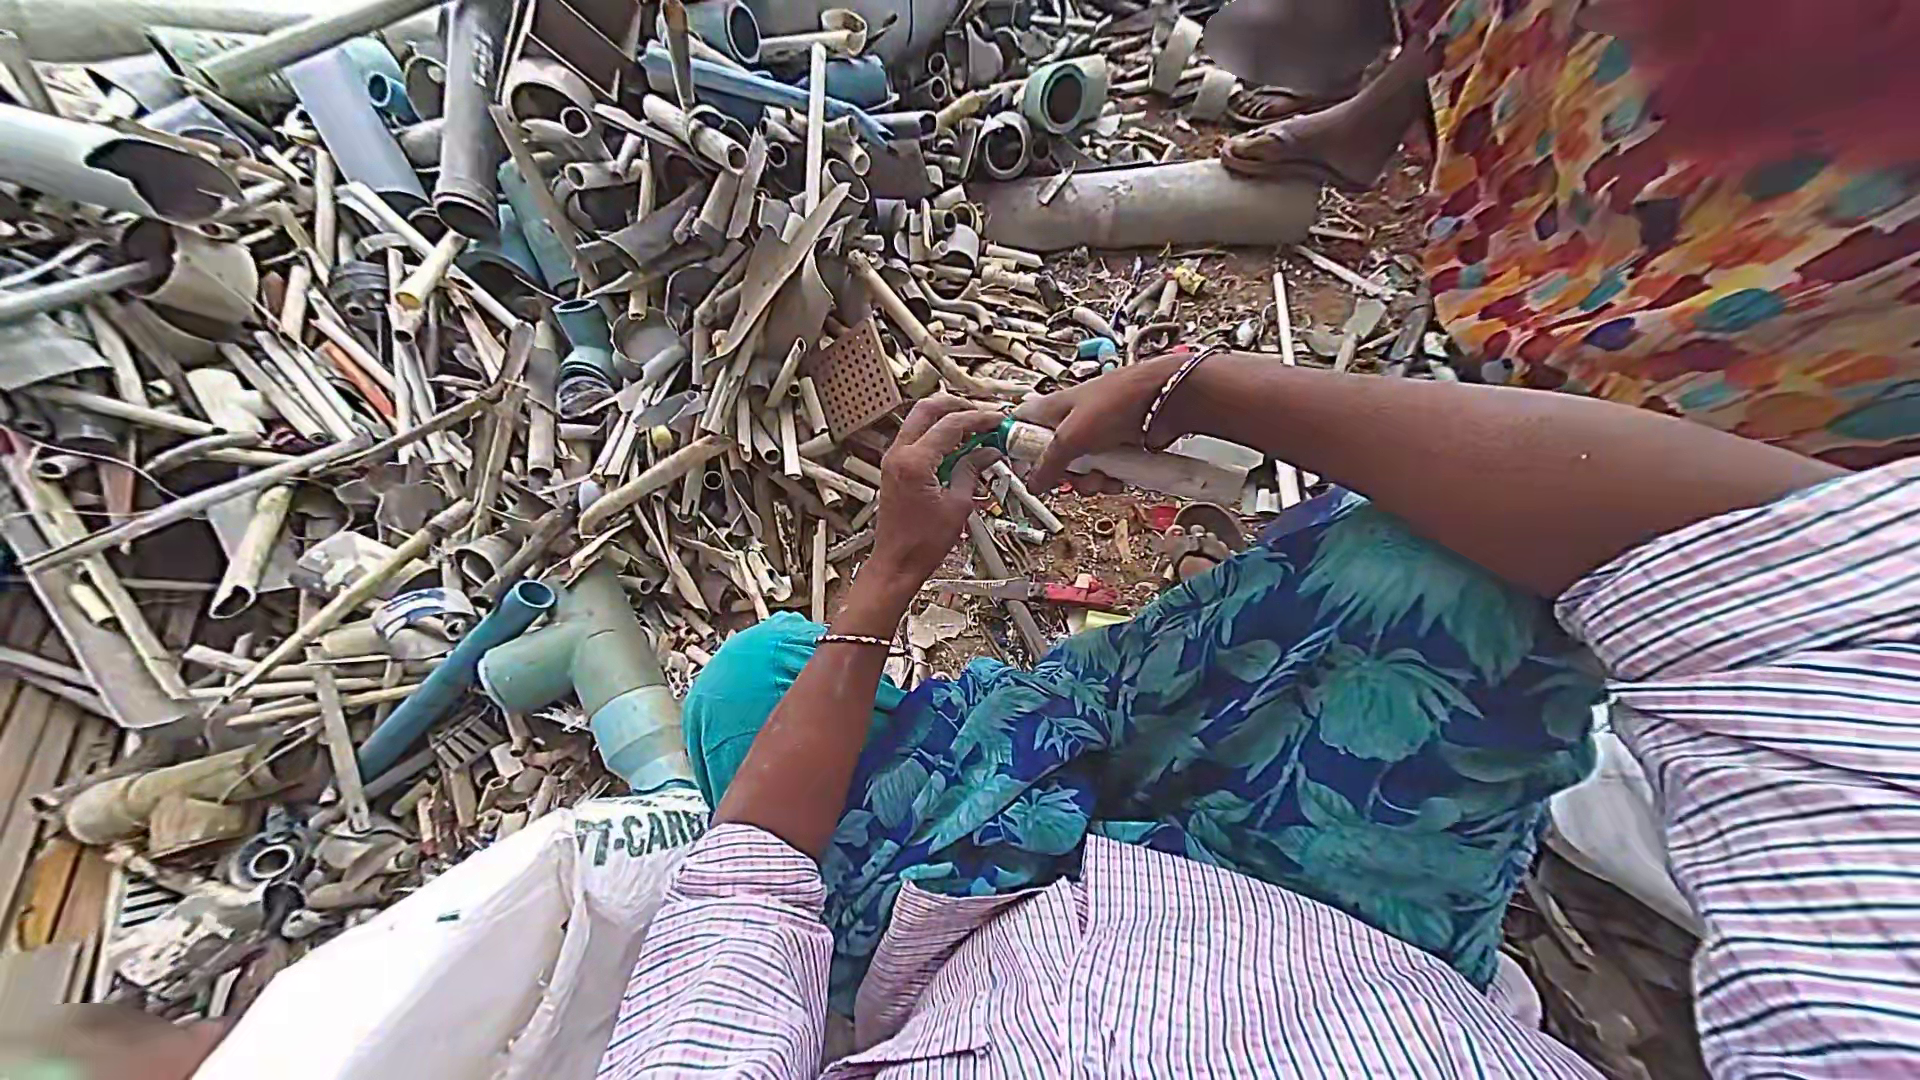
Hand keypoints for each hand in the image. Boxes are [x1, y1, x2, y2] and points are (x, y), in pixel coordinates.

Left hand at [863, 395, 1004, 593]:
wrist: (897, 564)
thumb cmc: (920, 545)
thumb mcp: (958, 506)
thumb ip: (972, 471)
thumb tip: (987, 452)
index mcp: (914, 463)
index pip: (951, 424)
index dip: (979, 418)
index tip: (996, 419)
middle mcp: (898, 456)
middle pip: (928, 408)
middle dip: (958, 405)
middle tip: (982, 414)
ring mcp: (893, 461)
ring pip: (919, 420)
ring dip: (946, 419)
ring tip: (973, 430)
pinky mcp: (894, 469)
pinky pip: (916, 439)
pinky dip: (936, 436)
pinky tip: (957, 447)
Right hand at [1011, 352, 1185, 491]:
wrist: (1166, 401)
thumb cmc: (1120, 400)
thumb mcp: (1073, 435)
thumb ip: (1049, 463)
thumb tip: (1033, 483)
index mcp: (1052, 409)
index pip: (1020, 426)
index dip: (1017, 448)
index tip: (1022, 468)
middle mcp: (1070, 422)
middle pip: (1051, 458)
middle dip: (1063, 475)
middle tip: (1072, 478)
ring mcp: (1094, 436)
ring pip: (1079, 470)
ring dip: (1089, 482)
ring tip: (1103, 480)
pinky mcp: (1115, 448)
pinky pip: (1102, 472)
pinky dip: (1108, 480)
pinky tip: (1117, 479)